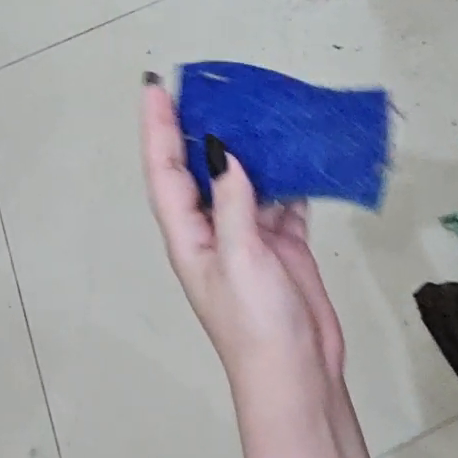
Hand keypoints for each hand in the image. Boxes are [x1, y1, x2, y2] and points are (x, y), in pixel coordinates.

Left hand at [141, 75, 344, 381]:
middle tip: (214, 87)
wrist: (298, 370)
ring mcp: (253, 237)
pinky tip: (301, 152)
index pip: (166, 173)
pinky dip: (292, 175)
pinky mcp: (286, 244)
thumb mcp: (240, 260)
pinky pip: (286, 198)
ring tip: (261, 108)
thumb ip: (232, 204)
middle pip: (203, 169)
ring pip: (248, 179)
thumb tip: (222, 152)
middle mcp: (216, 230)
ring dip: (252, 146)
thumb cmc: (257, 323)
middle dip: (202, 128)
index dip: (158, 129)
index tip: (156, 87)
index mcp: (190, 236)